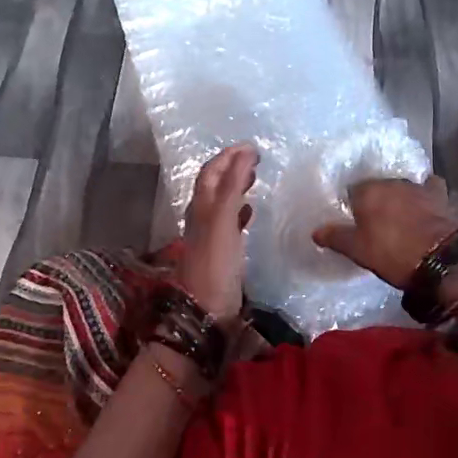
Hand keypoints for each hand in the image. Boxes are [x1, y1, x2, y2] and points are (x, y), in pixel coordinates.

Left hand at [177, 144, 257, 317]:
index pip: (212, 172)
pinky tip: (250, 214)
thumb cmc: (215, 265)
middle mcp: (202, 217)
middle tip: (256, 160)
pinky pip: (229, 223)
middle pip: (214, 184)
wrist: (204, 310)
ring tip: (254, 180)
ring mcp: (209, 235)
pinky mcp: (219, 252)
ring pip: (221, 202)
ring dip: (236, 187)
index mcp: (202, 207)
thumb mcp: (223, 221)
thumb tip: (244, 152)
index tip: (253, 147)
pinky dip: (240, 211)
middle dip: (232, 168)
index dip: (229, 156)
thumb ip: (233, 187)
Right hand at [312, 177, 457, 287]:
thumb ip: (335, 237)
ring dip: (399, 197)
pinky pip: (429, 187)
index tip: (355, 221)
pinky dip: (425, 192)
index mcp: (368, 191)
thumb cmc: (390, 253)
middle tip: (375, 220)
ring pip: (402, 187)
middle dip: (376, 200)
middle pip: (378, 187)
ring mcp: (417, 187)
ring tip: (399, 215)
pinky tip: (425, 201)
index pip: (353, 191)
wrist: (437, 259)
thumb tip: (315, 231)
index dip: (353, 206)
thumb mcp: (357, 250)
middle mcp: (391, 182)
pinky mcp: (439, 195)